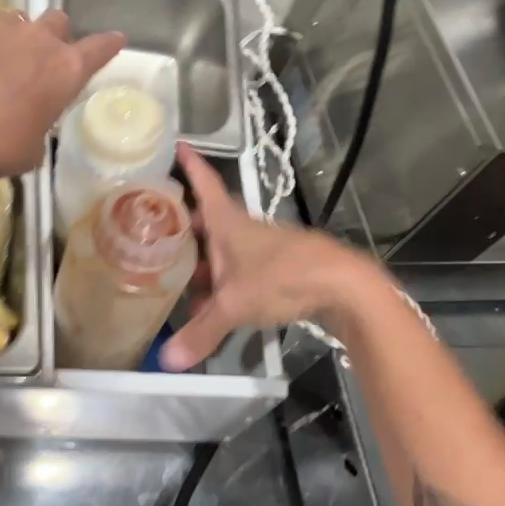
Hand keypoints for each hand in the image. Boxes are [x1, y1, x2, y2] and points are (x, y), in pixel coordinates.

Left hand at [0, 9, 124, 177]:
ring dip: (18, 35)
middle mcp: (37, 41)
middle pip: (58, 20)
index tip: (116, 39)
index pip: (99, 48)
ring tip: (5, 57)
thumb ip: (38, 129)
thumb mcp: (31, 150)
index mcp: (65, 70)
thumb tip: (29, 129)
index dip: (109, 44)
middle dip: (56, 34)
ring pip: (18, 19)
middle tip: (45, 57)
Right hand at [160, 145, 383, 369]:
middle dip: (187, 226)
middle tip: (160, 234)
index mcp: (227, 222)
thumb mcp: (234, 306)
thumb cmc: (282, 278)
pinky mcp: (280, 267)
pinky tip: (219, 303)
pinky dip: (227, 280)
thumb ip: (202, 332)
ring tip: (182, 281)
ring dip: (207, 260)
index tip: (177, 143)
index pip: (204, 184)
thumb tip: (166, 362)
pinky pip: (243, 268)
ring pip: (227, 248)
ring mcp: (264, 247)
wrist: (343, 286)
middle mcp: (244, 228)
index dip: (190, 165)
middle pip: (210, 219)